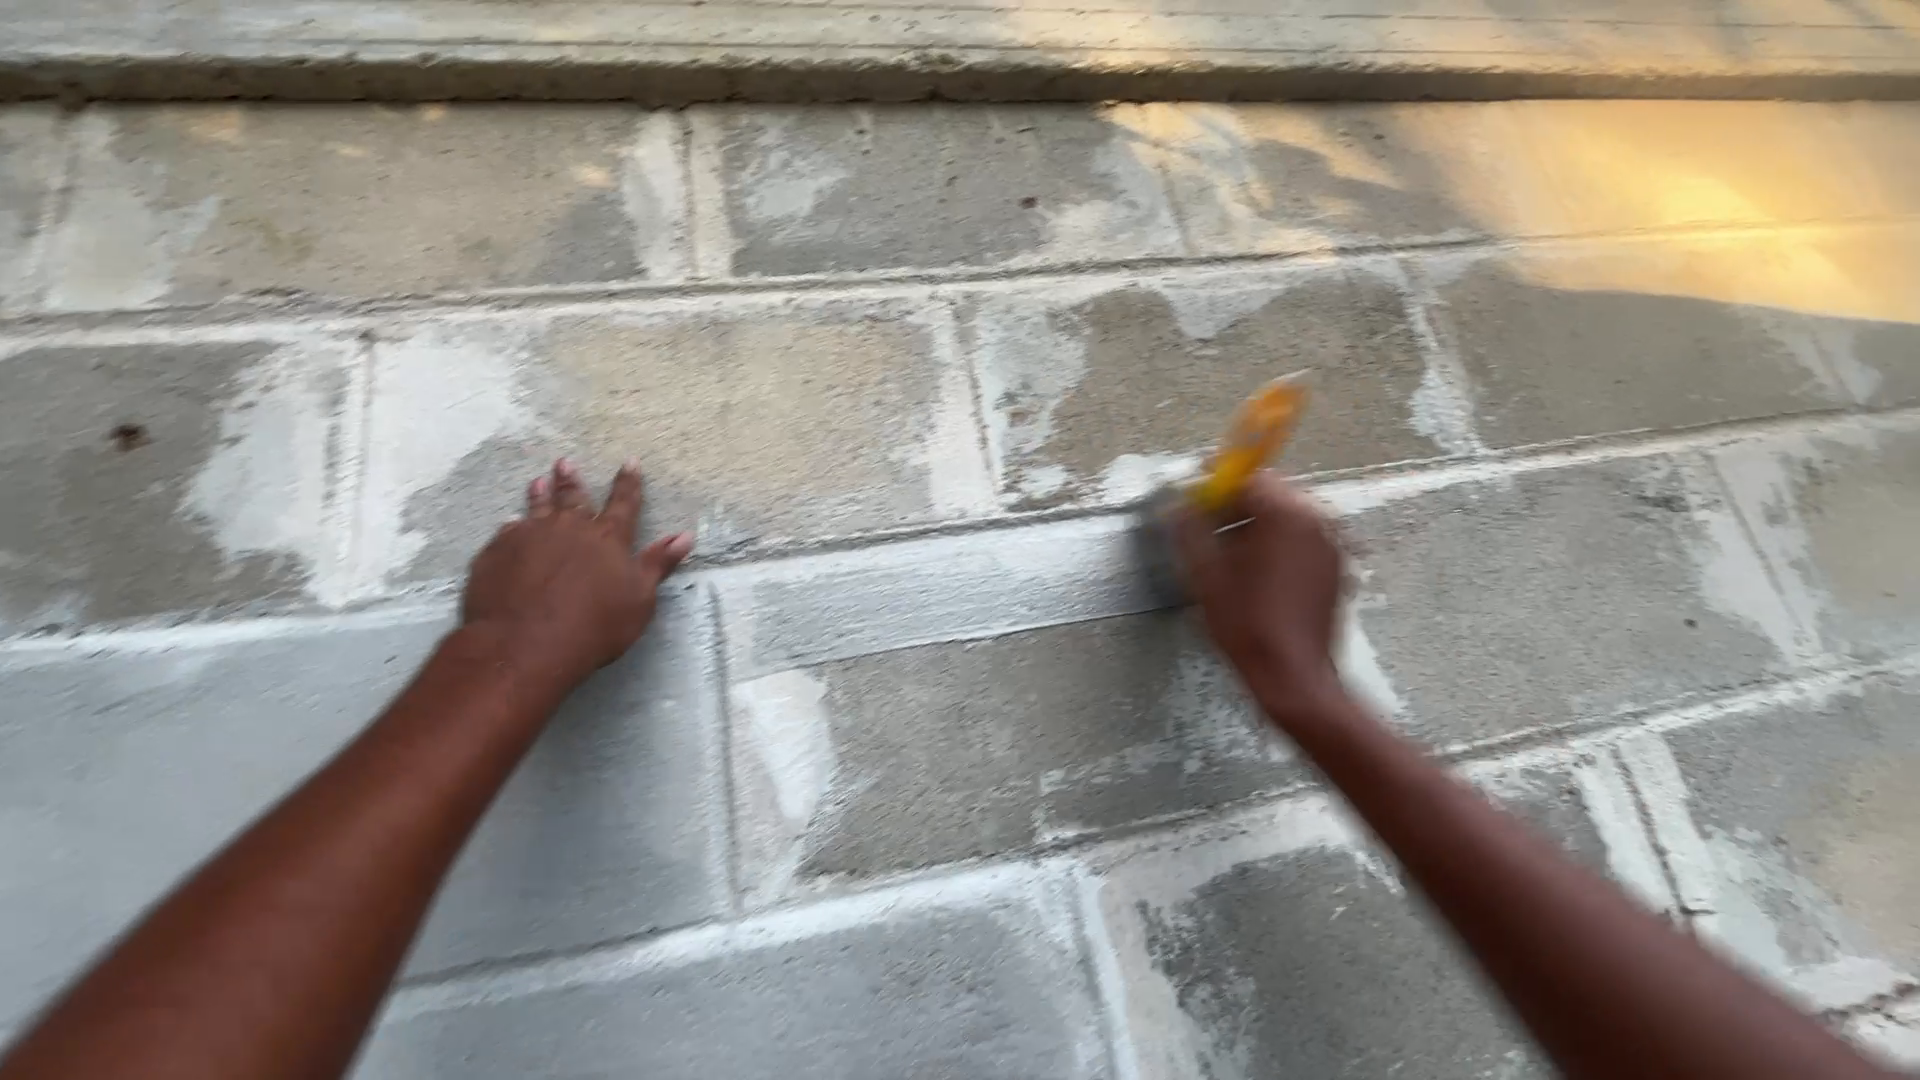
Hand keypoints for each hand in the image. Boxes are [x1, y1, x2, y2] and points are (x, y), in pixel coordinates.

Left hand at [461, 458, 692, 686]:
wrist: (526, 643)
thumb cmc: (596, 625)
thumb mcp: (640, 598)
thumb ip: (658, 564)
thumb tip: (684, 536)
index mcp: (608, 539)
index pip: (624, 504)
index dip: (628, 483)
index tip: (630, 462)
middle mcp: (569, 529)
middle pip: (574, 499)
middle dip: (573, 481)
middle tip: (565, 463)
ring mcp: (530, 538)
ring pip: (537, 509)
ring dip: (539, 494)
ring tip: (538, 481)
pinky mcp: (498, 553)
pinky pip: (507, 532)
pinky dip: (512, 526)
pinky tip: (510, 523)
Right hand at [1174, 471, 1346, 723]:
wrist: (1292, 675)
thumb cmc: (1247, 625)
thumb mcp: (1205, 575)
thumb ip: (1189, 531)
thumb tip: (1176, 507)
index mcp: (1285, 515)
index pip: (1249, 477)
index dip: (1218, 483)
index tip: (1197, 495)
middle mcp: (1317, 520)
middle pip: (1271, 493)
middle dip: (1238, 505)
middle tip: (1209, 528)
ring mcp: (1333, 543)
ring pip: (1288, 516)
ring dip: (1258, 524)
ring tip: (1230, 554)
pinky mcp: (1338, 566)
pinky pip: (1303, 538)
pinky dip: (1279, 543)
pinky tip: (1257, 572)